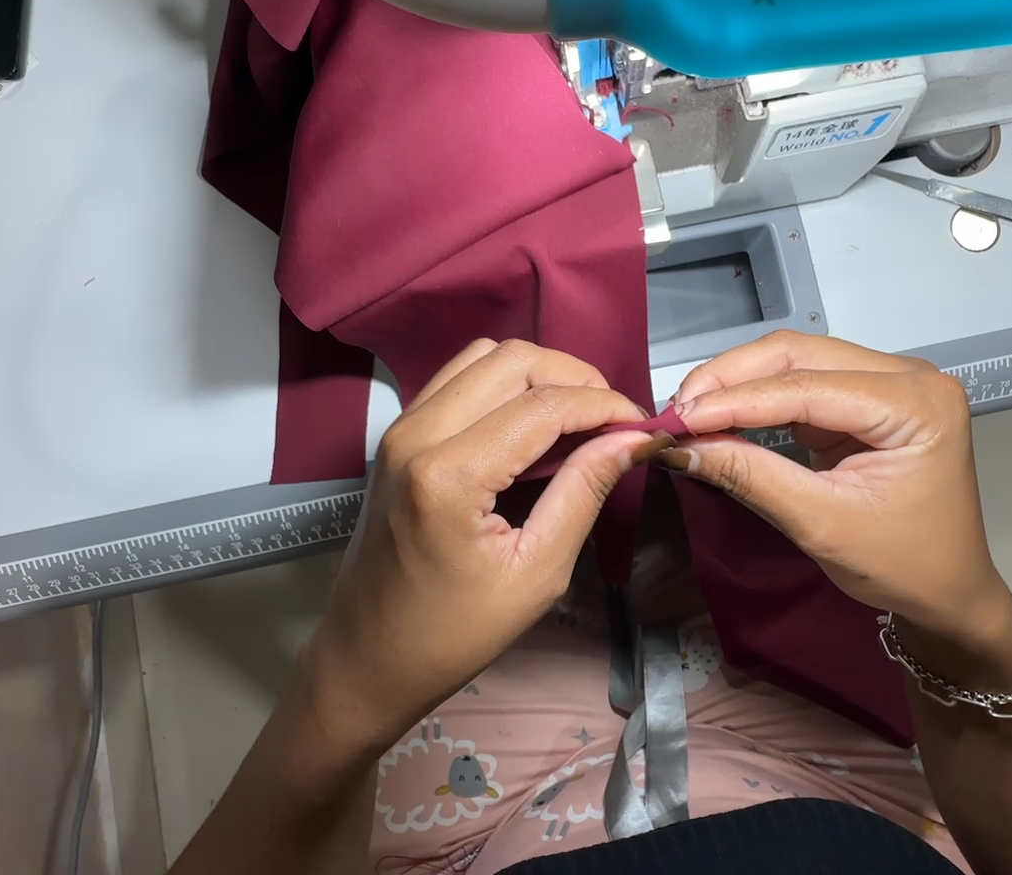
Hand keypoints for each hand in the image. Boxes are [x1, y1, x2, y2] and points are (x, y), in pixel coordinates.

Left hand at [301, 339, 662, 746]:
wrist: (368, 655)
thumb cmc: (452, 633)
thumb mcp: (536, 573)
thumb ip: (583, 492)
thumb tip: (630, 439)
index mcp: (449, 475)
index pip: (544, 406)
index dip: (604, 406)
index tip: (643, 427)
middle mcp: (418, 434)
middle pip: (513, 359)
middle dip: (575, 377)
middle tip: (613, 419)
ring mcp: (401, 427)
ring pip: (484, 356)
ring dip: (539, 374)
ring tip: (577, 416)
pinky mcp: (398, 433)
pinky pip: (460, 378)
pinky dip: (505, 383)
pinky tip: (532, 421)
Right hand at [668, 332, 1011, 652]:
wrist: (948, 591)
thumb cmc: (902, 565)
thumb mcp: (821, 524)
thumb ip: (750, 476)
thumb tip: (679, 447)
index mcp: (915, 404)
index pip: (805, 386)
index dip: (734, 400)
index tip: (675, 421)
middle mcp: (906, 375)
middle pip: (797, 354)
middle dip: (729, 379)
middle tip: (676, 412)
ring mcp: (885, 380)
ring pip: (792, 359)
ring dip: (736, 382)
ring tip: (689, 411)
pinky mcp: (863, 395)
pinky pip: (797, 380)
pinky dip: (754, 396)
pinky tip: (719, 412)